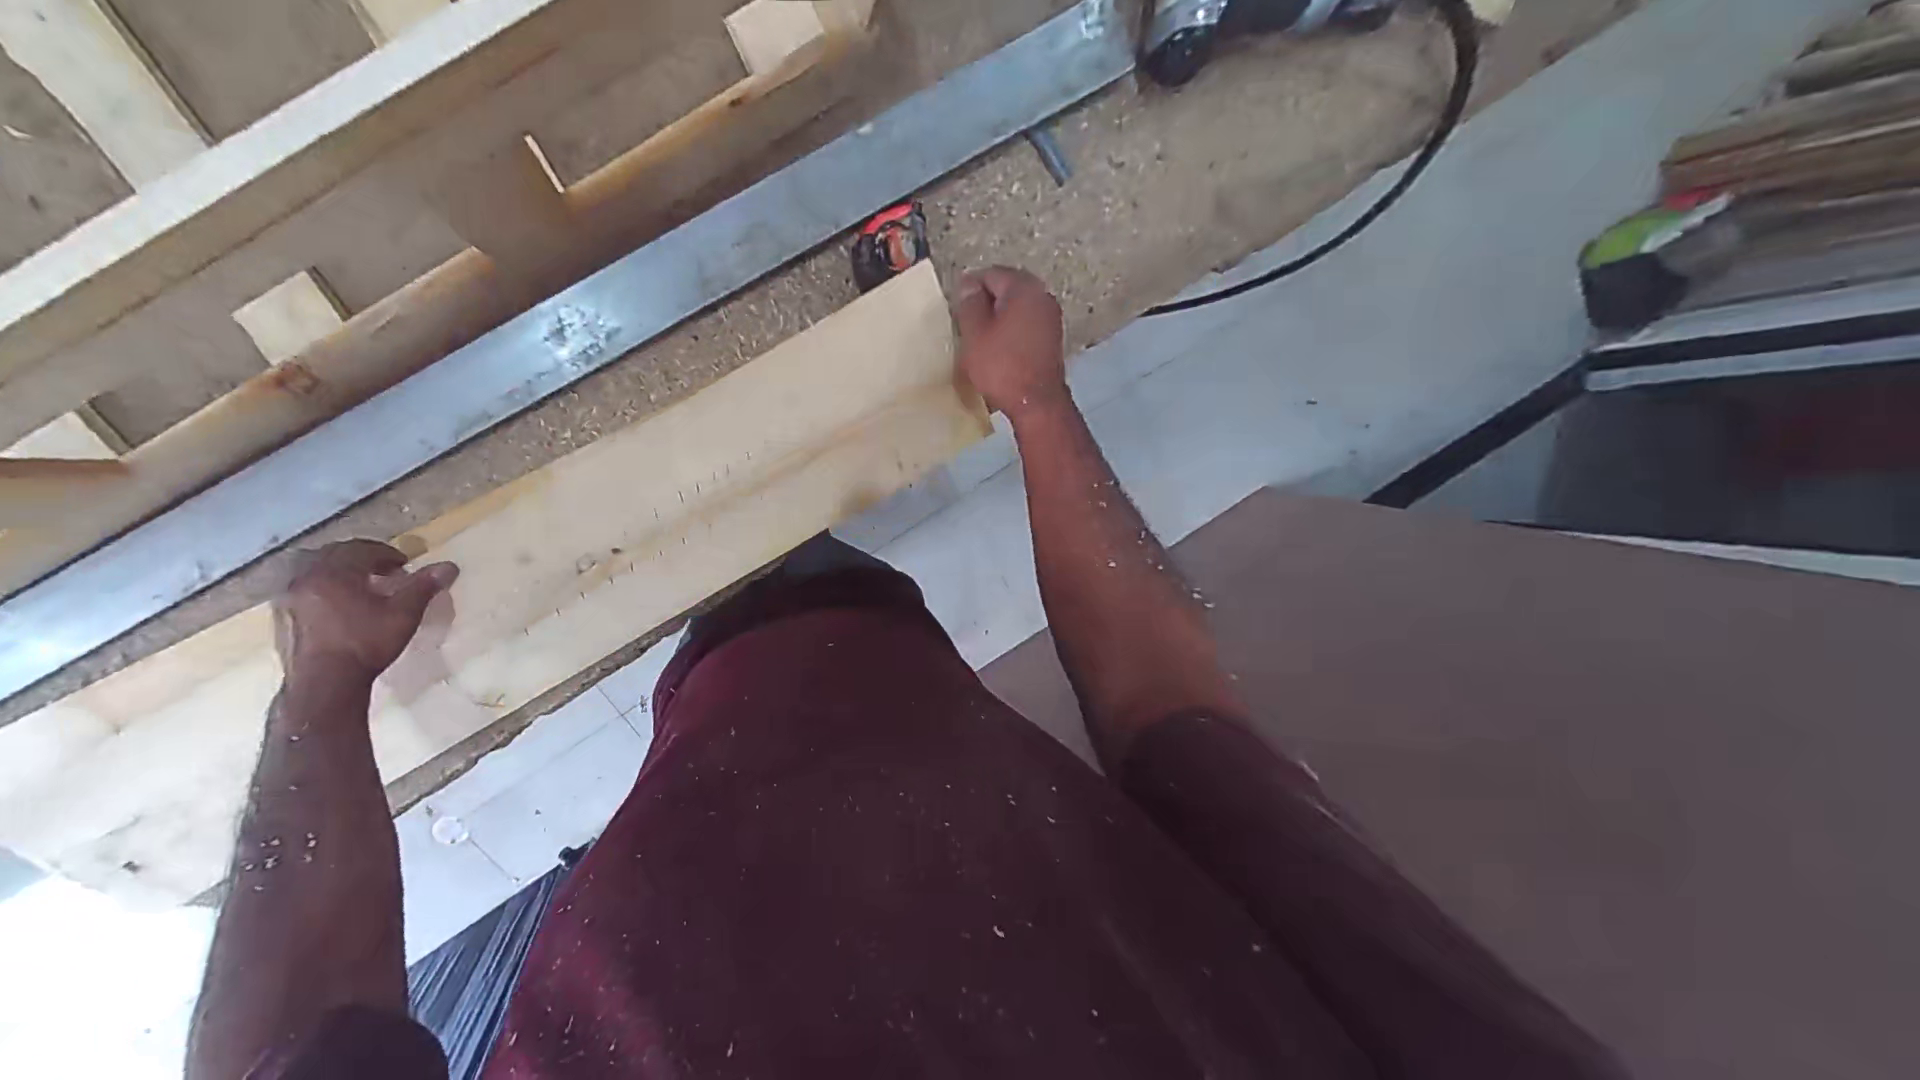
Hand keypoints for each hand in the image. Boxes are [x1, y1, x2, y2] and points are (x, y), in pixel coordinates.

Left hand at [273, 540, 458, 682]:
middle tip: (385, 570)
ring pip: (318, 570)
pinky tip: (343, 604)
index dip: (387, 553)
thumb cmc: (367, 643)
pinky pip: (308, 588)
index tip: (404, 564)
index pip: (362, 549)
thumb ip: (424, 586)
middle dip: (362, 557)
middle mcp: (307, 579)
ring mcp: (291, 598)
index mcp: (335, 573)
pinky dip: (328, 586)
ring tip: (364, 585)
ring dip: (342, 571)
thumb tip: (450, 566)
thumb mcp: (404, 613)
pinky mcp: (286, 615)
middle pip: (335, 554)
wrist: (325, 682)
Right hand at [953, 266, 1068, 421]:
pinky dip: (1012, 331)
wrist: (1037, 402)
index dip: (969, 289)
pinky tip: (1000, 349)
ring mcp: (1051, 318)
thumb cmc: (1002, 366)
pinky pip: (1026, 324)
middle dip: (986, 302)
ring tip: (981, 339)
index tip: (957, 310)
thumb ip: (970, 303)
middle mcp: (1042, 295)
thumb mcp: (975, 333)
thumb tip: (969, 285)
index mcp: (1023, 287)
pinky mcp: (1052, 339)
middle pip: (1007, 289)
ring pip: (1017, 308)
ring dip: (999, 318)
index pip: (990, 274)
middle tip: (967, 324)